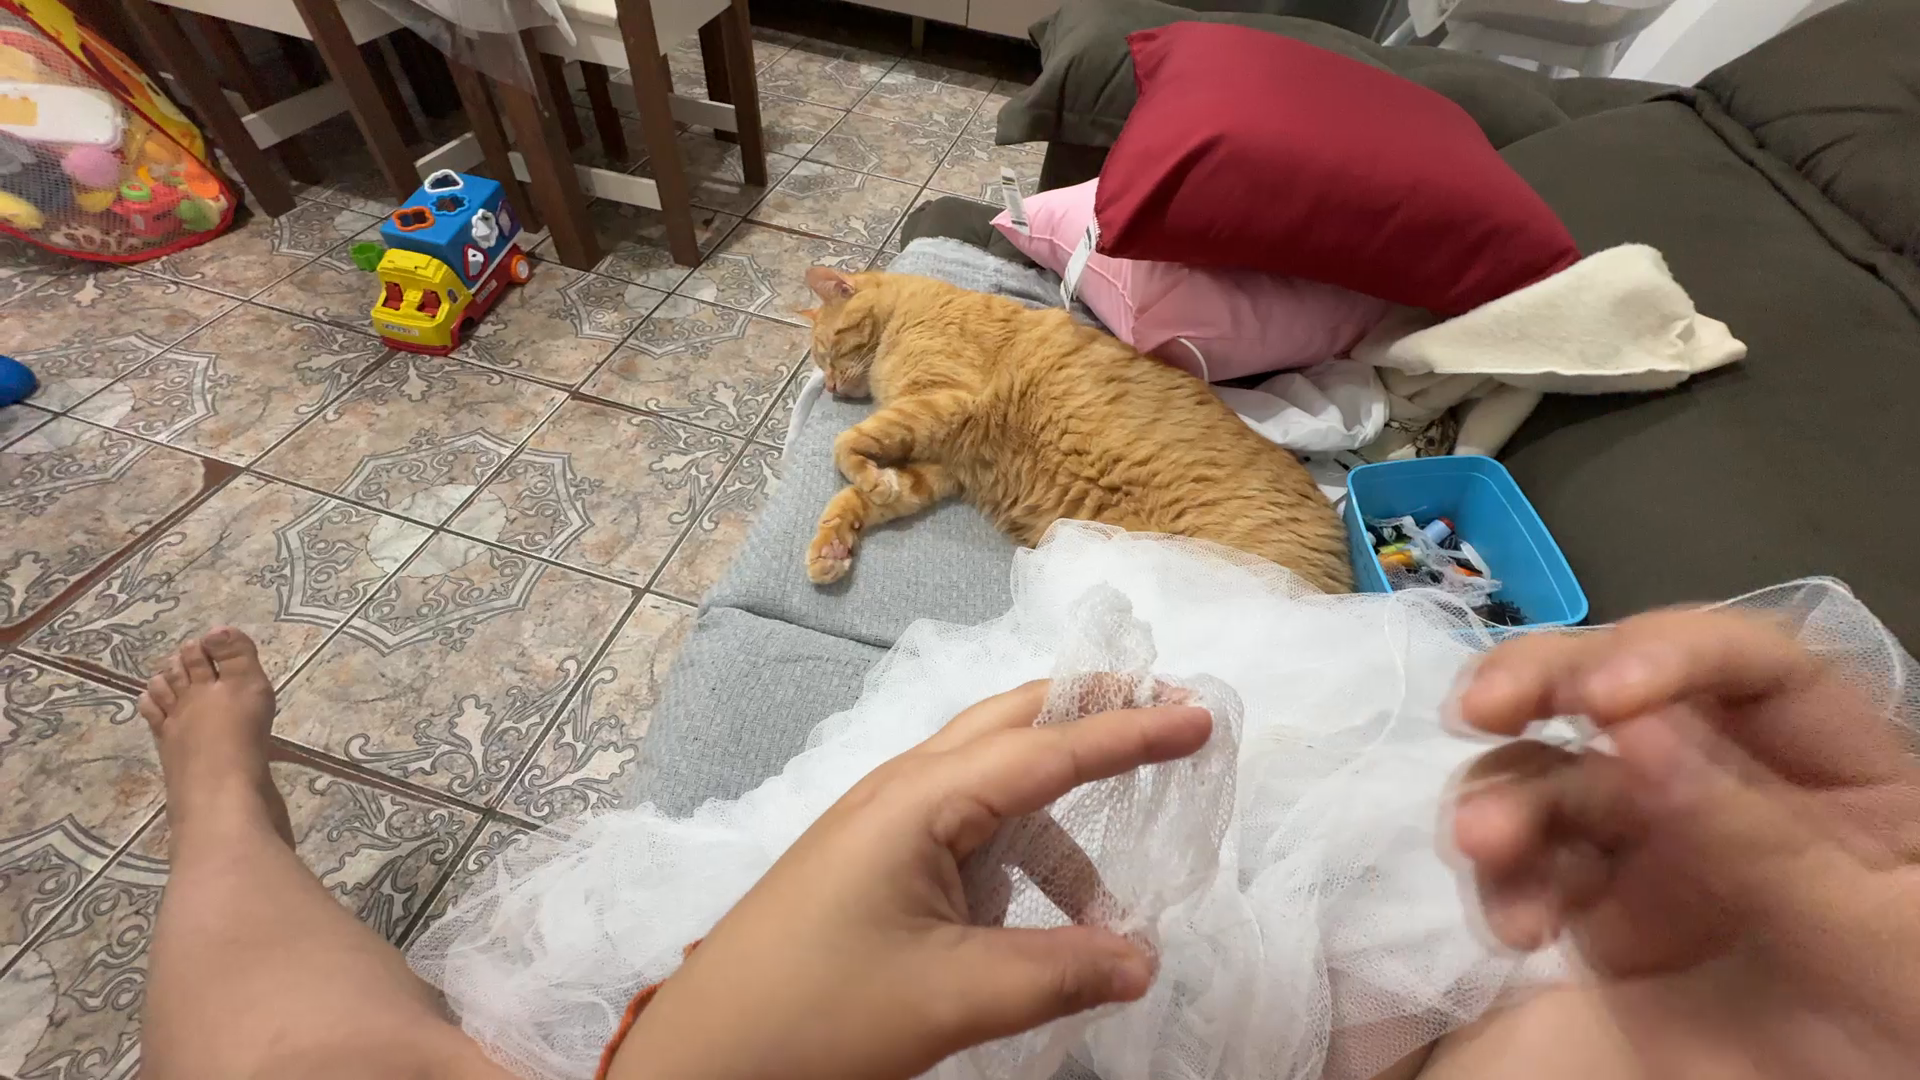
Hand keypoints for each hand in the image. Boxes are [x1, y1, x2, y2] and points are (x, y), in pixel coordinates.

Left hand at [611, 681, 1212, 1079]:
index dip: (1129, 733)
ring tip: (1111, 876)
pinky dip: (1021, 848)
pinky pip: (971, 821)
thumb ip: (1057, 973)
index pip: (1047, 749)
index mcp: (923, 797)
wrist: (704, 1052)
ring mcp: (891, 812)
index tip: (1200, 716)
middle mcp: (908, 783)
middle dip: (1089, 711)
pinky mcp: (883, 847)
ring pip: (992, 771)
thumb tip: (1146, 958)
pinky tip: (1042, 908)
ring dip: (1057, 800)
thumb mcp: (949, 997)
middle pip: (1012, 720)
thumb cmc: (818, 1014)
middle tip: (1162, 710)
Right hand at [1450, 609, 1919, 1074]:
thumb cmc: (1893, 1051)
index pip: (1748, 666)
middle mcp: (1718, 781)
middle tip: (1475, 709)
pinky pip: (1512, 848)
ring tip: (1482, 848)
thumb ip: (1762, 838)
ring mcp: (1638, 832)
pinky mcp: (1576, 884)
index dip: (1665, 655)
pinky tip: (1515, 926)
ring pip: (1539, 764)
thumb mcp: (1869, 946)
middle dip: (1531, 684)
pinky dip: (1495, 875)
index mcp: (1830, 775)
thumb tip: (1633, 729)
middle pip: (1608, 684)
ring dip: (1497, 797)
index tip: (1596, 697)